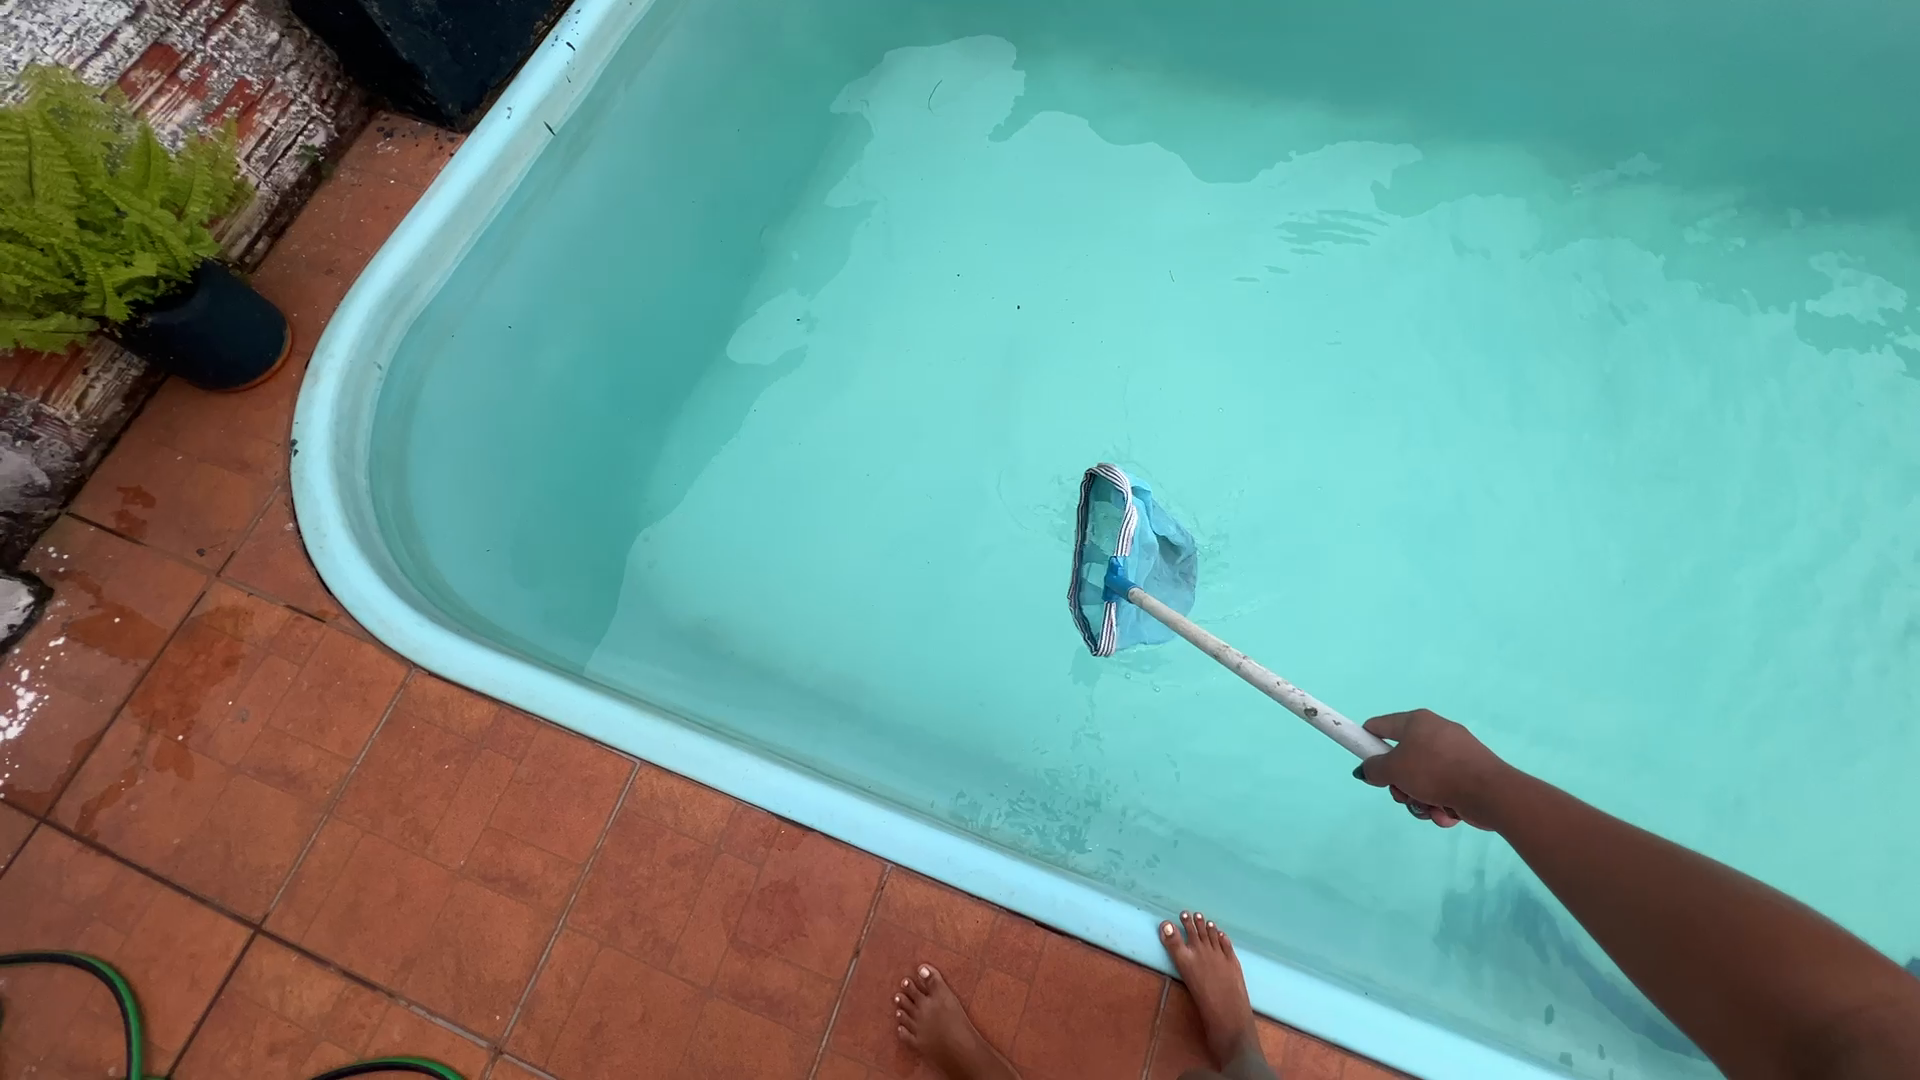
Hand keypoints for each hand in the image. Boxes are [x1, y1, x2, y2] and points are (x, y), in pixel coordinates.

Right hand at [1355, 709, 1514, 828]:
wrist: (1492, 794)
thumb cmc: (1436, 772)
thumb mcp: (1393, 770)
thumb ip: (1372, 769)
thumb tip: (1368, 770)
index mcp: (1416, 722)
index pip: (1379, 726)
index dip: (1365, 742)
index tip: (1365, 762)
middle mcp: (1436, 733)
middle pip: (1401, 759)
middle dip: (1399, 782)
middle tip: (1401, 793)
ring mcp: (1456, 754)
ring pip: (1422, 779)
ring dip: (1419, 798)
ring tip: (1428, 808)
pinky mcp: (1471, 775)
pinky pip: (1444, 788)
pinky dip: (1441, 803)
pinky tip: (1446, 812)